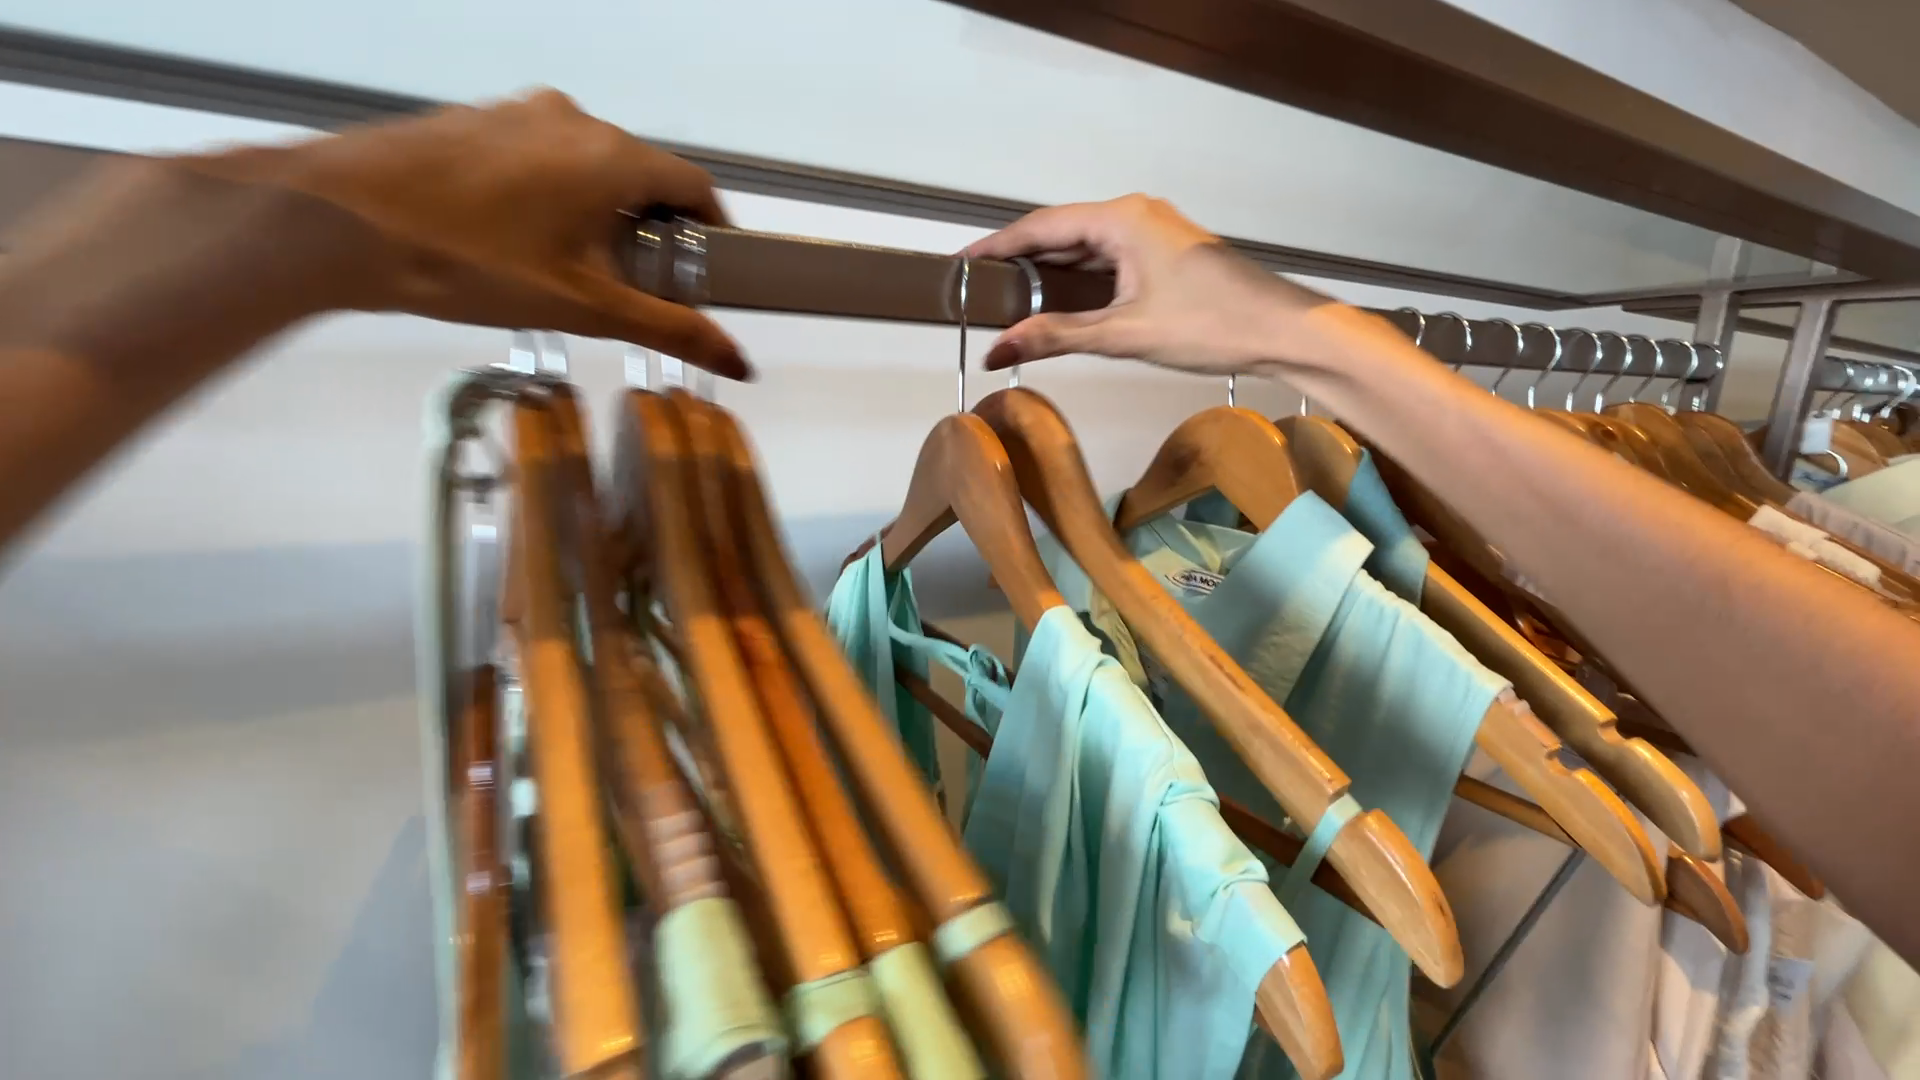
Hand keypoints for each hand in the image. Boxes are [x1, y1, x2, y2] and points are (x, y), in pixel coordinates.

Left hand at [183, 89, 750, 378]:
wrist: (335, 221)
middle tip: (648, 286)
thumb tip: (744, 365)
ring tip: (584, 271)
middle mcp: (572, 119)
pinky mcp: (474, 120)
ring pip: (591, 166)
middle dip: (658, 229)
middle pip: (644, 175)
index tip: (712, 271)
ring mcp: (517, 113)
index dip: (714, 230)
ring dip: (607, 214)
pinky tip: (527, 243)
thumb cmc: (476, 264)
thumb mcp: (587, 308)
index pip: (695, 186)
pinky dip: (560, 197)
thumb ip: (673, 330)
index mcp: (612, 156)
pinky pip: (543, 158)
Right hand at [963, 195, 1329, 375]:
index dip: (997, 245)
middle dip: (1018, 259)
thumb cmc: (1209, 326)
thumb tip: (997, 350)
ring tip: (1006, 297)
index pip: (1041, 226)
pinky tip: (1058, 302)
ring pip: (1084, 247)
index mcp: (1121, 219)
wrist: (1283, 331)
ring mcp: (1152, 233)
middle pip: (1060, 232)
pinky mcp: (1163, 255)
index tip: (960, 263)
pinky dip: (1077, 280)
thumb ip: (1057, 337)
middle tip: (978, 286)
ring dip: (1047, 272)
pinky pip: (1106, 260)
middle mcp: (1134, 215)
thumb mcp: (1125, 334)